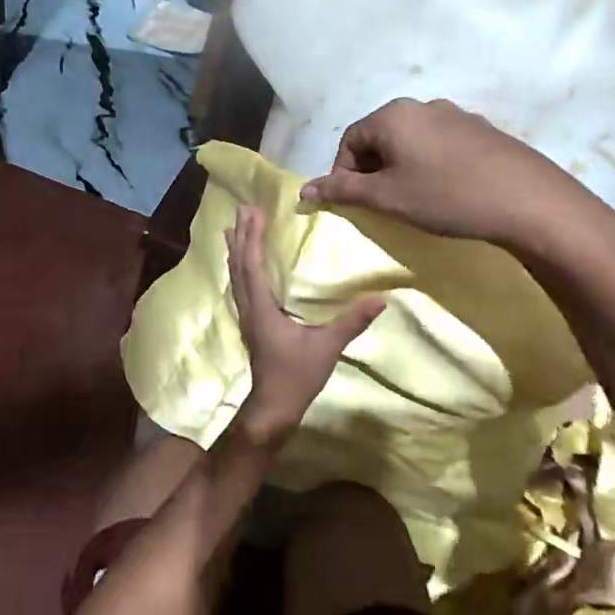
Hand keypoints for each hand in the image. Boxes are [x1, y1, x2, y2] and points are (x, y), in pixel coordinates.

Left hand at [225, 204, 383, 444]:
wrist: (274, 406)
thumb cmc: (297, 375)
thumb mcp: (328, 347)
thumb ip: (352, 322)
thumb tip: (381, 298)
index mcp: (262, 309)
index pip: (253, 266)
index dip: (253, 238)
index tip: (255, 213)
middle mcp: (249, 308)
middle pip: (240, 266)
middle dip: (241, 236)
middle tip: (242, 208)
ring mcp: (248, 316)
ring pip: (237, 276)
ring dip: (237, 250)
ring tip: (233, 227)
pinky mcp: (252, 323)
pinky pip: (241, 286)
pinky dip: (241, 267)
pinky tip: (244, 264)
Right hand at [298, 98, 598, 246]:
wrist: (525, 198)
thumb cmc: (445, 196)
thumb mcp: (387, 197)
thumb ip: (343, 191)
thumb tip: (304, 190)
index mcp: (393, 115)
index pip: (349, 140)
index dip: (342, 173)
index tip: (352, 204)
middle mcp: (421, 105)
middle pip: (379, 137)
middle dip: (371, 170)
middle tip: (380, 204)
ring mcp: (455, 115)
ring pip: (410, 141)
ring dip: (399, 168)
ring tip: (412, 199)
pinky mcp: (480, 130)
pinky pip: (438, 144)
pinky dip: (428, 164)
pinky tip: (444, 190)